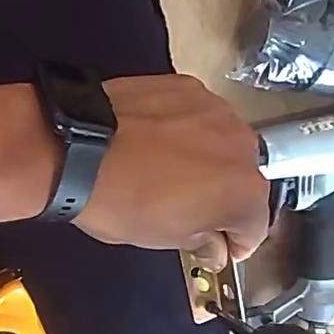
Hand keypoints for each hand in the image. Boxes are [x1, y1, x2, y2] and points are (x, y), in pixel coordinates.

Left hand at [74, 75, 269, 269]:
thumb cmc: (121, 201)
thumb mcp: (166, 238)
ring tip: (167, 171)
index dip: (235, 242)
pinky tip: (156, 143)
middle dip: (223, 198)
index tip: (218, 246)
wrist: (77, 149)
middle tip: (189, 209)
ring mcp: (216, 110)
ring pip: (222, 144)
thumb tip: (215, 246)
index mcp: (245, 192)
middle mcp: (242, 146)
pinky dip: (185, 131)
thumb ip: (204, 242)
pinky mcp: (188, 86)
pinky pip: (197, 117)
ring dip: (206, 160)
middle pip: (244, 180)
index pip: (256, 227)